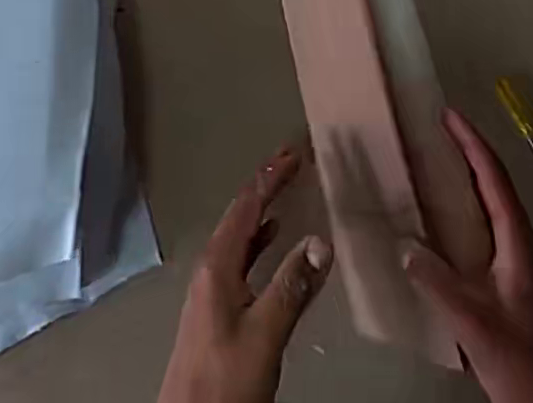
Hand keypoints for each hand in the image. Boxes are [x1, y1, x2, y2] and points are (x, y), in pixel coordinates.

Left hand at [158, 143, 333, 402]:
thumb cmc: (224, 380)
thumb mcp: (263, 335)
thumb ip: (291, 288)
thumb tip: (321, 240)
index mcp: (217, 266)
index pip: (246, 207)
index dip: (270, 177)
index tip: (294, 152)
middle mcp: (211, 269)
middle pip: (240, 213)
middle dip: (265, 184)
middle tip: (292, 159)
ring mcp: (212, 289)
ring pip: (241, 233)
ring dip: (263, 207)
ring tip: (287, 188)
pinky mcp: (218, 308)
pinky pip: (242, 255)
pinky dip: (260, 236)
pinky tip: (273, 238)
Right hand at [403, 110, 532, 402]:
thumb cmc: (526, 361)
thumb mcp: (475, 324)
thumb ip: (439, 284)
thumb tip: (407, 246)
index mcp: (519, 240)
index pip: (494, 176)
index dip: (471, 141)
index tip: (449, 114)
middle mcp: (527, 242)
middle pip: (497, 185)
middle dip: (469, 154)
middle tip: (438, 135)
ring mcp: (528, 261)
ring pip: (496, 208)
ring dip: (470, 184)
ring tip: (438, 172)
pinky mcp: (523, 281)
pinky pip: (494, 232)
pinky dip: (471, 215)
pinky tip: (450, 231)